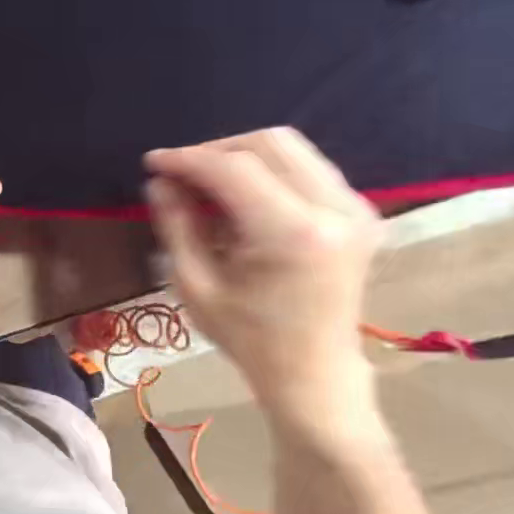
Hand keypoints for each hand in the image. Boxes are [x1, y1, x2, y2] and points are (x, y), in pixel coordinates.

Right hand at [143, 127, 380, 407]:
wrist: (313, 370)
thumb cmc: (247, 337)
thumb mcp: (196, 285)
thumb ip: (177, 226)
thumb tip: (160, 183)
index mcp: (292, 234)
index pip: (234, 169)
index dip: (188, 159)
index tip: (152, 162)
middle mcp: (334, 209)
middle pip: (269, 143)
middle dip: (215, 150)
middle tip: (178, 172)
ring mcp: (356, 207)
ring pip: (291, 148)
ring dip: (241, 157)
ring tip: (204, 181)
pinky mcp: (360, 211)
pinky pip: (307, 168)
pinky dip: (267, 171)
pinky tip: (239, 196)